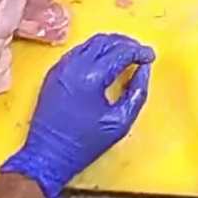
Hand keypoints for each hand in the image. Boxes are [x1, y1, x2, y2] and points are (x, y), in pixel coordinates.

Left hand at [2, 33, 152, 197]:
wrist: (46, 156)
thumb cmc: (84, 143)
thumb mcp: (120, 122)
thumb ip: (137, 92)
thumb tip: (144, 69)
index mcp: (91, 77)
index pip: (121, 52)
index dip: (139, 51)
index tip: (150, 56)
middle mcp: (74, 66)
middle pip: (105, 41)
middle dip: (126, 43)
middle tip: (140, 52)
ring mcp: (61, 67)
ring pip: (90, 43)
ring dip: (111, 44)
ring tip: (126, 54)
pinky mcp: (54, 72)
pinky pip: (78, 51)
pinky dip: (95, 50)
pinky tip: (104, 60)